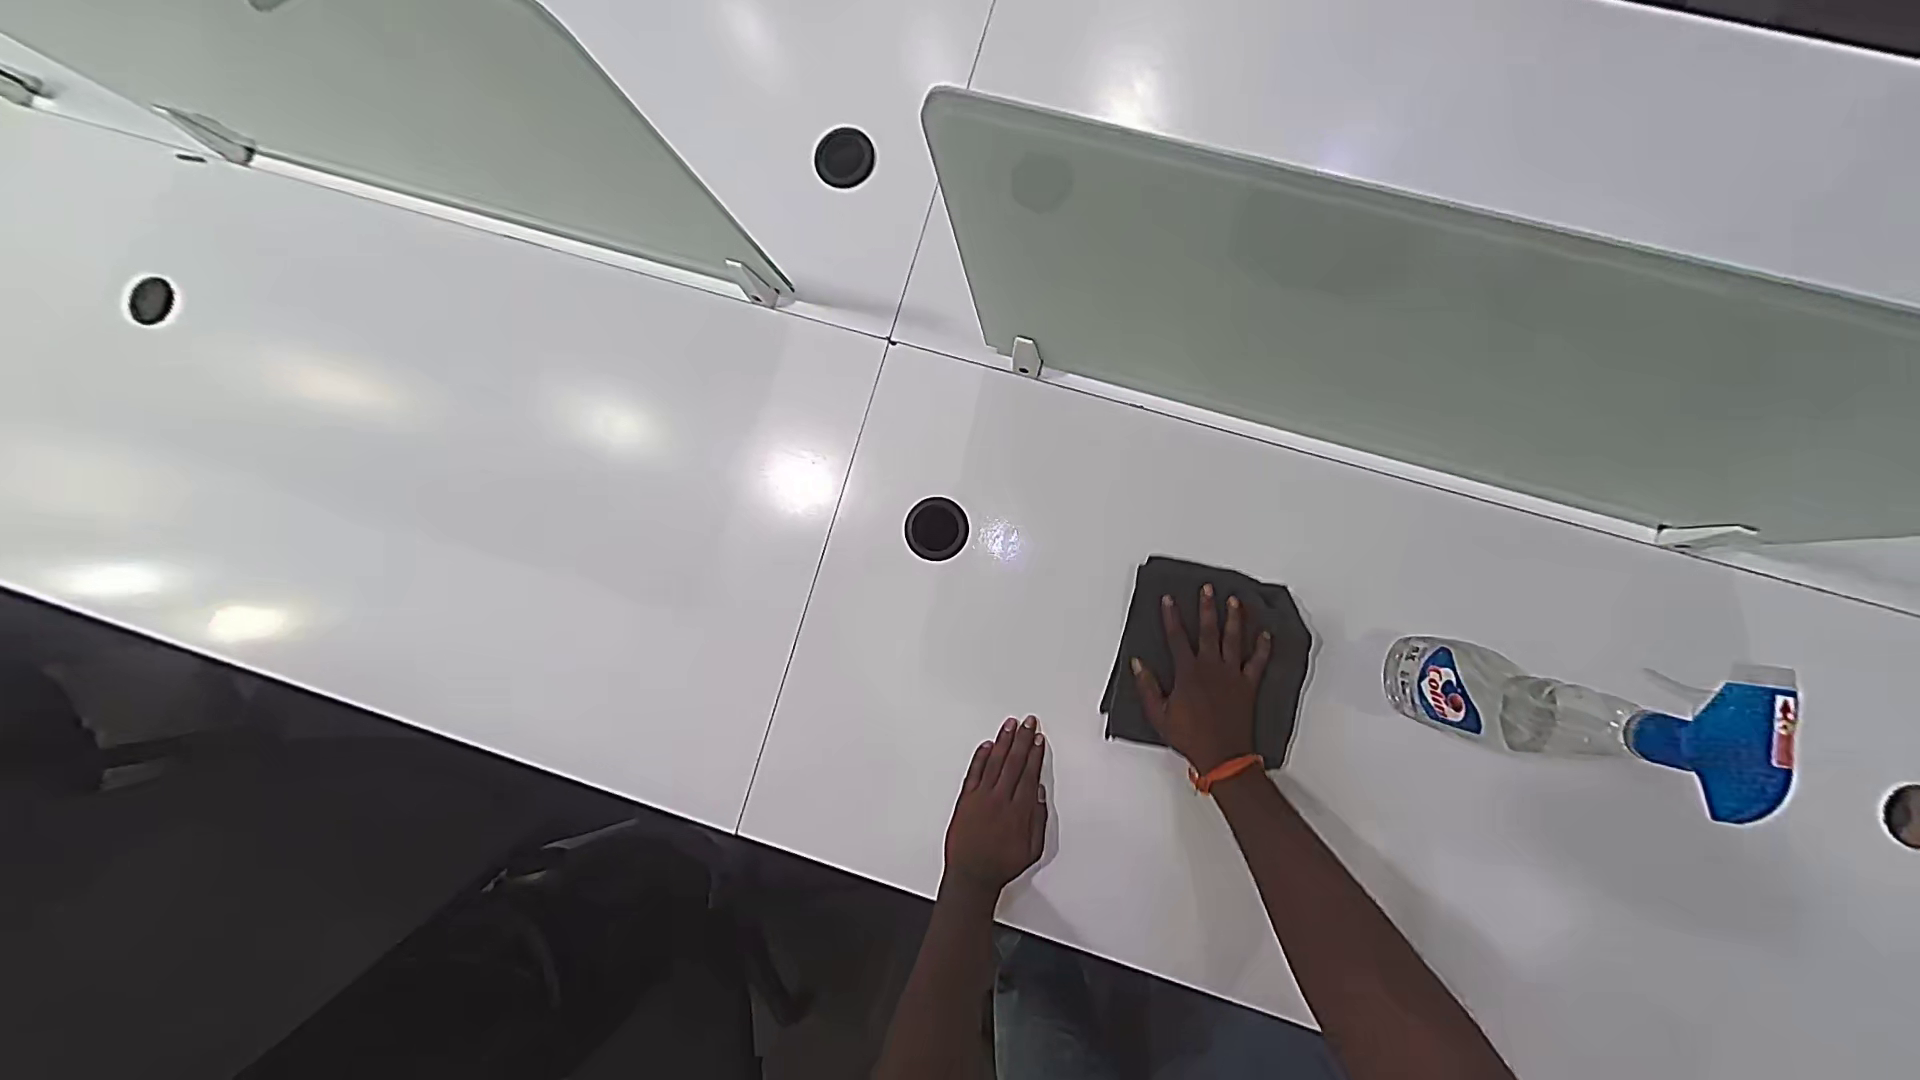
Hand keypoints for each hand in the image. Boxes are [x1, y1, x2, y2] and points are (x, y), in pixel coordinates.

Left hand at [943, 716, 1047, 897]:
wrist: (971, 875)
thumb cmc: (1001, 864)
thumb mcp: (1032, 849)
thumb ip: (1038, 819)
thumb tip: (1038, 793)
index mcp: (1019, 811)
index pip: (1029, 772)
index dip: (1035, 753)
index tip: (1038, 738)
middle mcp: (1000, 799)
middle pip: (1014, 761)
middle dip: (1023, 739)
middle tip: (1028, 722)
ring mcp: (981, 797)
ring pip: (994, 761)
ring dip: (1003, 740)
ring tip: (1010, 725)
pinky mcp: (966, 799)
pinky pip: (974, 772)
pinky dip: (980, 757)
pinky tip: (987, 745)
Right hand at [1131, 584, 1273, 772]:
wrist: (1223, 755)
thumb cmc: (1190, 736)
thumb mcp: (1158, 713)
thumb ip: (1147, 686)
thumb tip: (1137, 663)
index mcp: (1188, 672)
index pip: (1177, 636)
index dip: (1171, 616)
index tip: (1169, 599)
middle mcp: (1211, 668)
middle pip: (1209, 630)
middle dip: (1207, 607)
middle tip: (1207, 589)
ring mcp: (1232, 675)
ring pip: (1234, 639)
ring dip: (1235, 618)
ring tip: (1235, 601)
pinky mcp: (1248, 686)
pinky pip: (1258, 662)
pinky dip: (1263, 647)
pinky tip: (1266, 634)